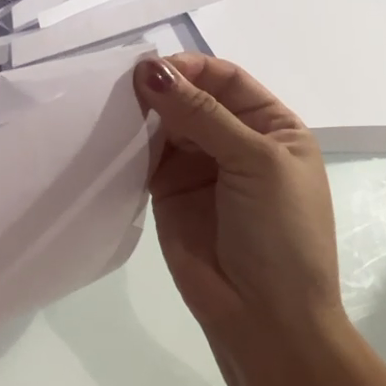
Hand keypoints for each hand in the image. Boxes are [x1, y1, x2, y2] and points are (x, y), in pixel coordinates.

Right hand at [135, 55, 341, 347]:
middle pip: (191, 97)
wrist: (264, 317)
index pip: (225, 79)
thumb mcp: (254, 163)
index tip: (150, 69)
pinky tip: (106, 135)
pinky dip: (127, 143)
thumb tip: (151, 68)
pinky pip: (143, 156)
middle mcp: (233, 141)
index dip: (191, 68)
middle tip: (119, 87)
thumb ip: (202, 114)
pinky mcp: (166, 191)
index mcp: (272, 128)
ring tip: (108, 107)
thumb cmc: (279, 233)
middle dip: (161, 89)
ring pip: (164, 124)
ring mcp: (198, 167)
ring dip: (140, 114)